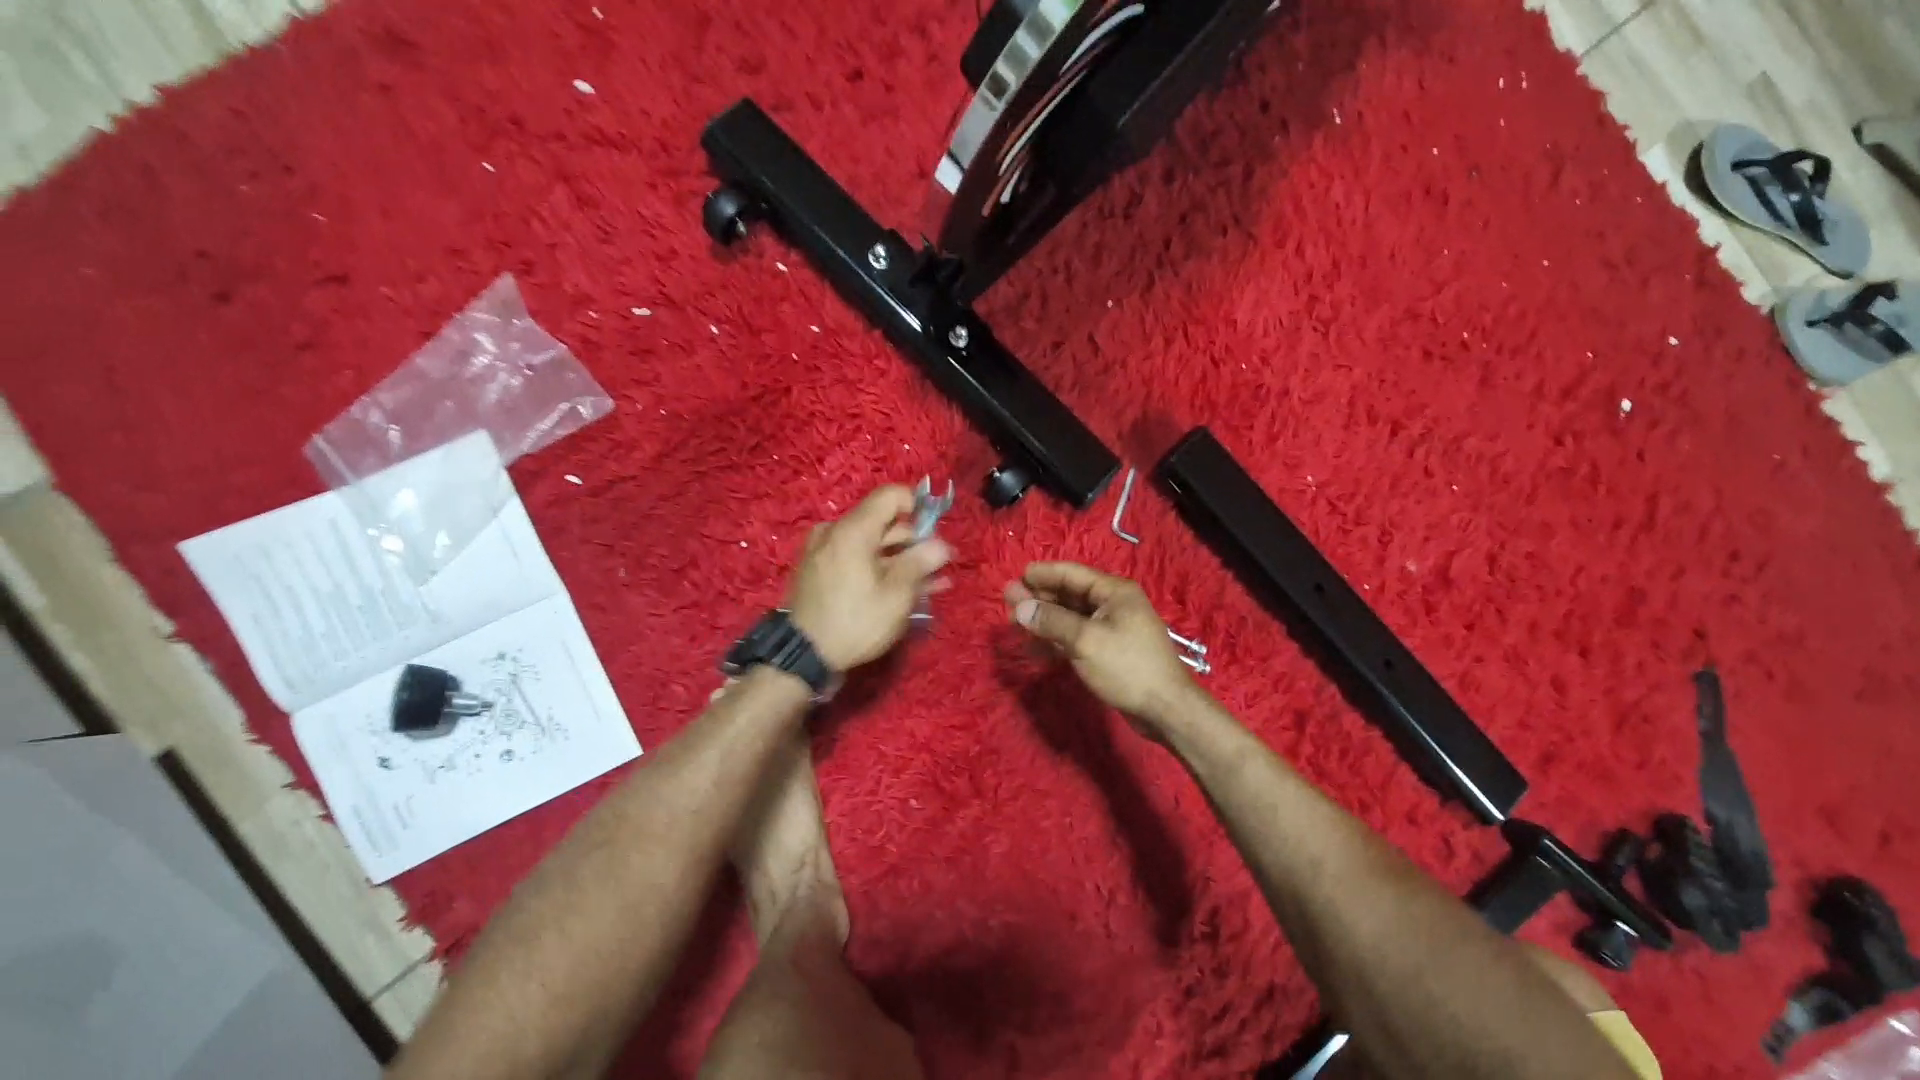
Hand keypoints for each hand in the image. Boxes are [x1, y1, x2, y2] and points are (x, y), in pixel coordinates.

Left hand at [786, 485, 952, 671]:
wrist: (802, 656)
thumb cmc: (854, 622)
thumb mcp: (895, 597)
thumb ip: (920, 564)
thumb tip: (942, 545)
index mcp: (853, 530)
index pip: (891, 496)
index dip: (918, 507)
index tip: (936, 532)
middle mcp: (835, 532)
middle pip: (882, 523)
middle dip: (914, 542)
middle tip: (940, 566)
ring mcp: (824, 552)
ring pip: (871, 545)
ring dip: (901, 560)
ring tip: (932, 583)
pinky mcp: (819, 572)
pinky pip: (855, 559)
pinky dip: (878, 569)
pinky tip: (904, 590)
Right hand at [1004, 562, 1203, 731]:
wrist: (1165, 708)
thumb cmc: (1127, 667)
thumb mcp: (1085, 641)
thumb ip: (1050, 621)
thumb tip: (1018, 606)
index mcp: (1114, 592)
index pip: (1071, 574)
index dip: (1041, 575)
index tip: (1014, 579)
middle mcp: (1114, 604)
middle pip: (1069, 595)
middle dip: (1039, 599)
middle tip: (1007, 606)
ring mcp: (1113, 628)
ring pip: (1071, 618)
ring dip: (1045, 621)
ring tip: (1015, 627)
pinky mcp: (1110, 651)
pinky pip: (1077, 637)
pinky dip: (1057, 640)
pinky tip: (1036, 649)